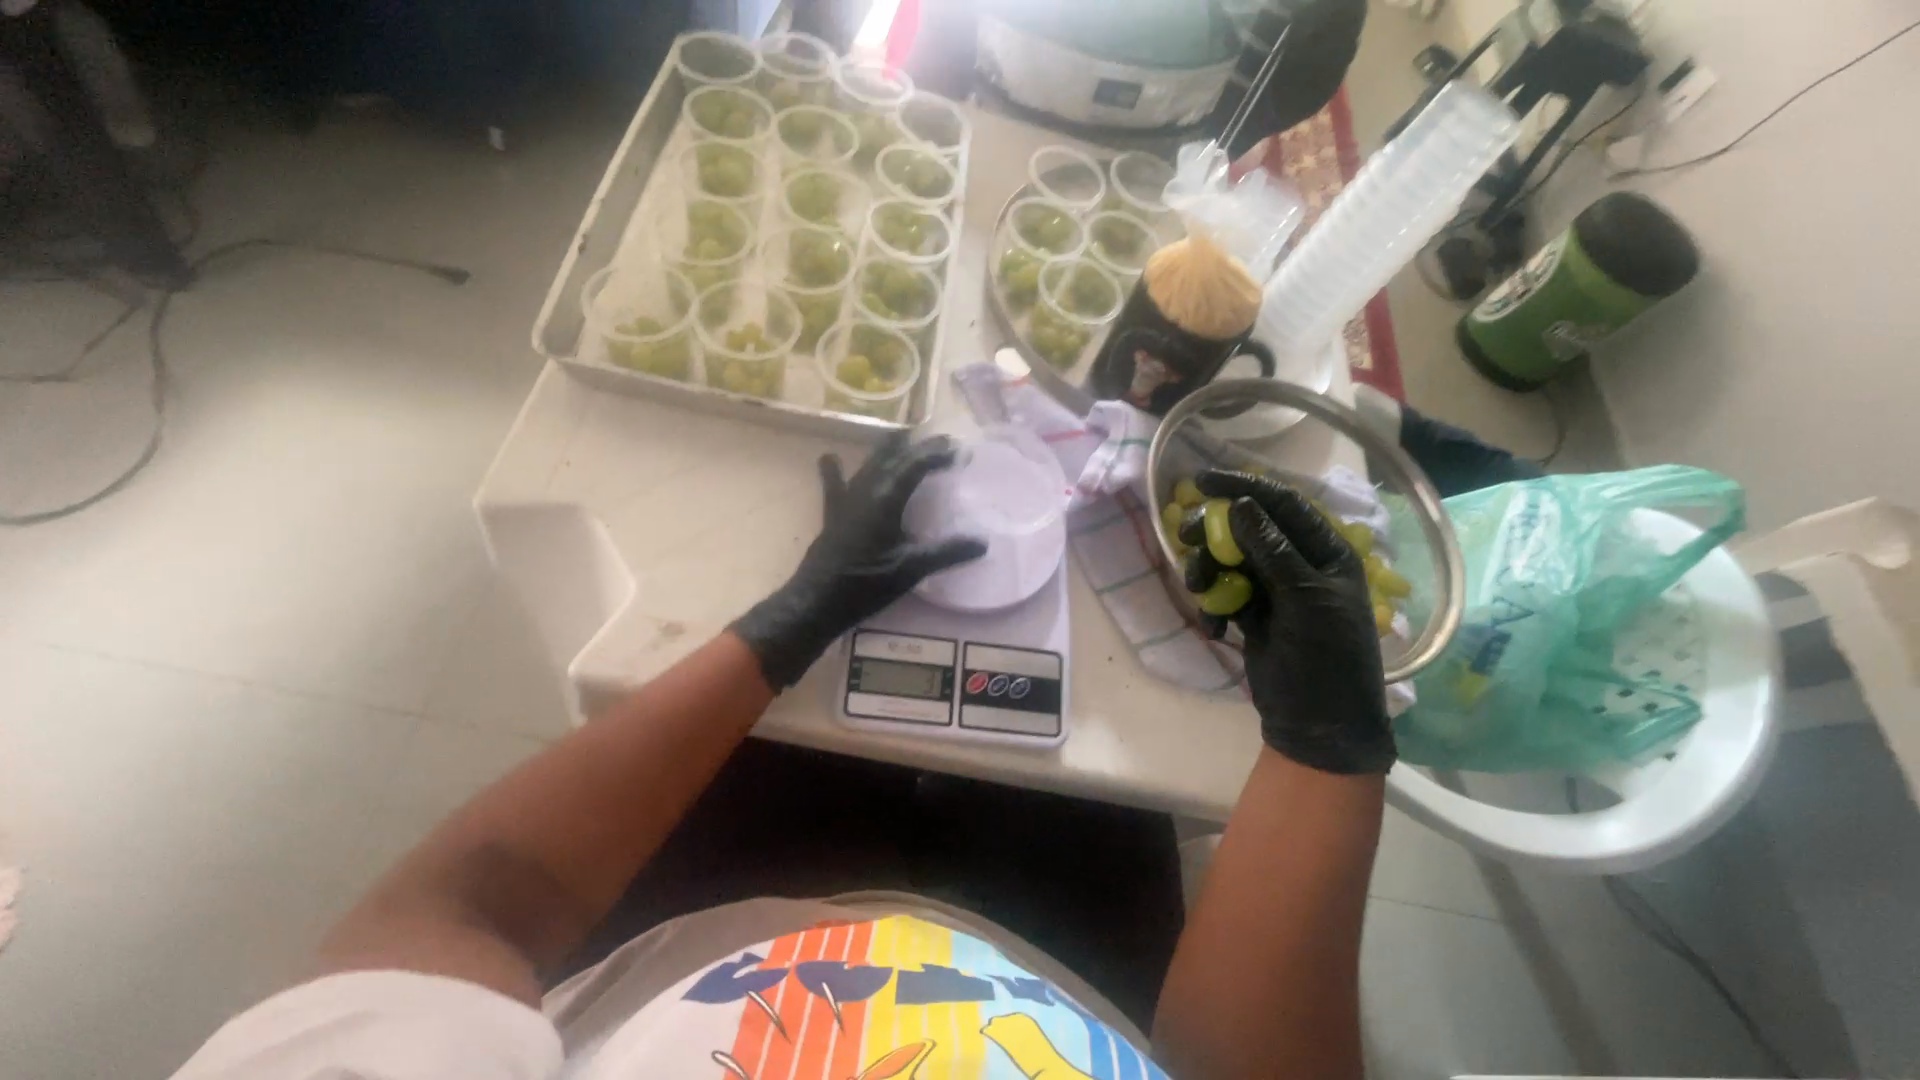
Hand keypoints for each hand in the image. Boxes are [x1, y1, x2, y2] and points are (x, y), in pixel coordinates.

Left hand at [733, 433, 985, 689]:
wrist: (817, 602)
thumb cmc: (866, 585)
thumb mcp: (911, 569)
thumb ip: (946, 553)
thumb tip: (982, 543)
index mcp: (885, 500)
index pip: (914, 466)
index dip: (937, 455)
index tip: (960, 452)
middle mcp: (864, 493)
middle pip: (891, 459)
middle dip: (916, 447)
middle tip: (940, 439)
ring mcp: (845, 502)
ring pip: (867, 466)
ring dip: (886, 451)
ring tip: (901, 436)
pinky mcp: (833, 516)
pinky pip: (836, 486)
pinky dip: (835, 471)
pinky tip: (828, 457)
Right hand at [1196, 470, 1393, 774]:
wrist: (1318, 724)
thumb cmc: (1326, 658)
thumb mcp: (1305, 600)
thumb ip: (1272, 551)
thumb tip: (1242, 504)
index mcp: (1325, 552)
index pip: (1282, 504)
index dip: (1243, 487)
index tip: (1201, 481)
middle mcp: (1299, 564)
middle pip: (1248, 529)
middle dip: (1216, 532)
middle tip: (1186, 536)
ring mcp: (1275, 590)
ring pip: (1230, 561)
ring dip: (1208, 570)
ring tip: (1198, 589)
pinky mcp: (1254, 615)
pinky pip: (1224, 593)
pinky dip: (1213, 604)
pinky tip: (1213, 626)